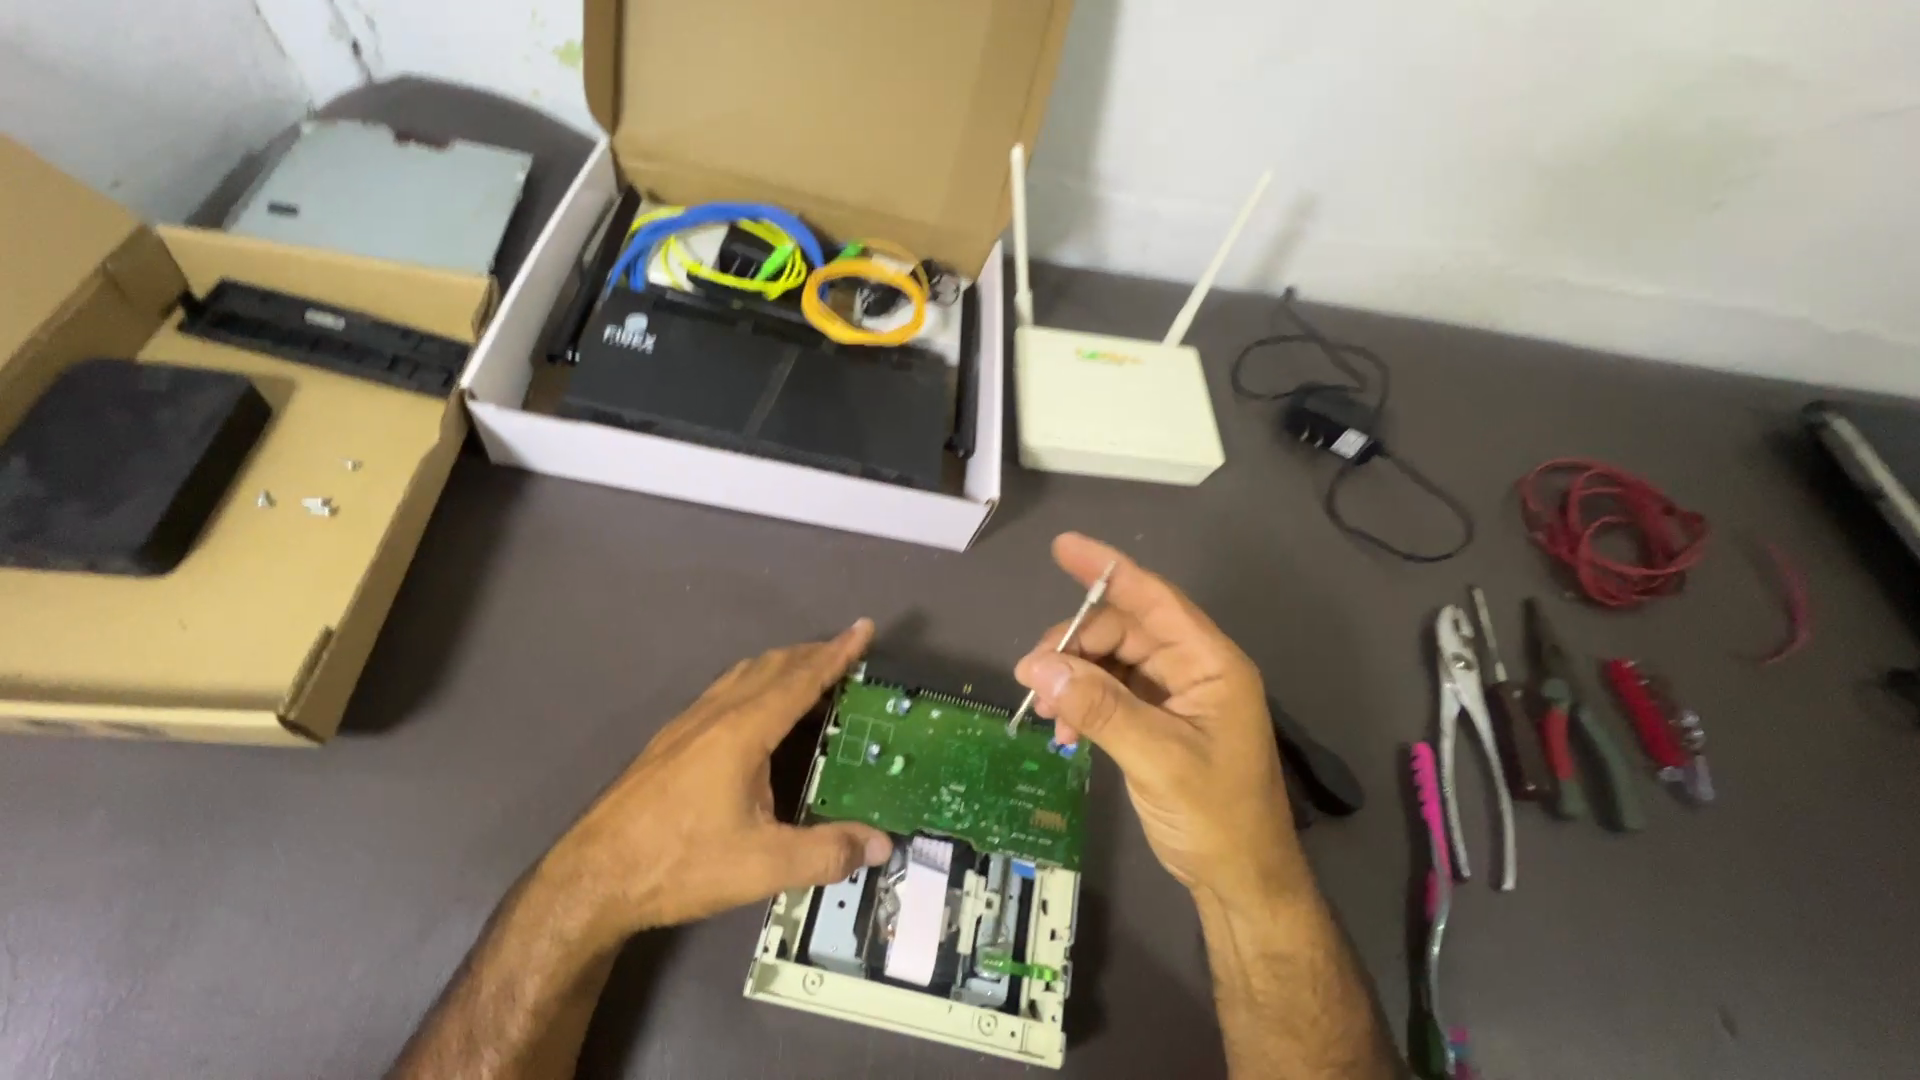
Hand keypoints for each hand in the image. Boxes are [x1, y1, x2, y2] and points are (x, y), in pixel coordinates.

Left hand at [539, 621, 893, 944]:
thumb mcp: (763, 866)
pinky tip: (757, 713)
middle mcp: (716, 715)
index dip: (837, 653)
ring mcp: (687, 724)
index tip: (863, 627)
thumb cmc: (680, 864)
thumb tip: (882, 845)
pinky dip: (756, 683)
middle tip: (848, 653)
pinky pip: (724, 691)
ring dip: (782, 666)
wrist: (590, 877)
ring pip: (743, 675)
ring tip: (810, 675)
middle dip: (813, 653)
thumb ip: (826, 853)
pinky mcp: (670, 741)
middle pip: (772, 666)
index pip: (801, 679)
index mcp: (743, 731)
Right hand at [1014, 535, 1307, 906]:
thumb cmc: (1216, 816)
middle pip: (1122, 631)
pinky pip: (1109, 694)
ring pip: (1110, 662)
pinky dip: (1082, 704)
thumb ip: (1100, 708)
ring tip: (1044, 711)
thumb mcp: (1158, 759)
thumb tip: (1038, 667)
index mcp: (1209, 663)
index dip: (1107, 569)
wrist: (1241, 882)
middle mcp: (1191, 670)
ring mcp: (1172, 696)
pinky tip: (1062, 729)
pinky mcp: (1155, 722)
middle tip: (1031, 675)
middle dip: (1074, 645)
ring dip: (1073, 678)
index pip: (1153, 598)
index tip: (1063, 546)